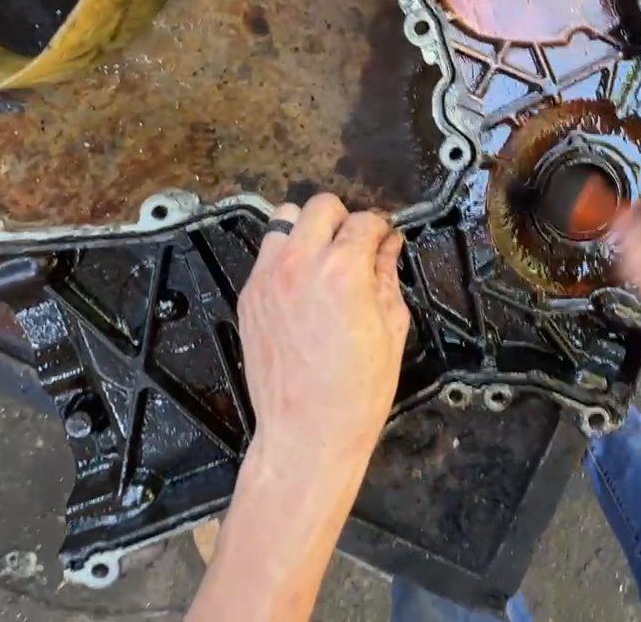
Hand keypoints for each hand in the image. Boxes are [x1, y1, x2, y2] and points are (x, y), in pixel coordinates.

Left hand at [239, 194, 409, 479]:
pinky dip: (286, 257)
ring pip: (284, 220)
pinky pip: (267, 254)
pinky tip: (302, 286)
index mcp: (344, 271)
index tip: (384, 239)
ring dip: (307, 232)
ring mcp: (268, 279)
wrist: (307, 434)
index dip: (380, 228)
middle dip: (343, 219)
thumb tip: (389, 245)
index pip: (364, 221)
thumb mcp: (392, 328)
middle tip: (355, 247)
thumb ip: (387, 275)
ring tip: (323, 261)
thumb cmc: (357, 391)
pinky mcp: (249, 296)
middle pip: (320, 206)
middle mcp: (300, 264)